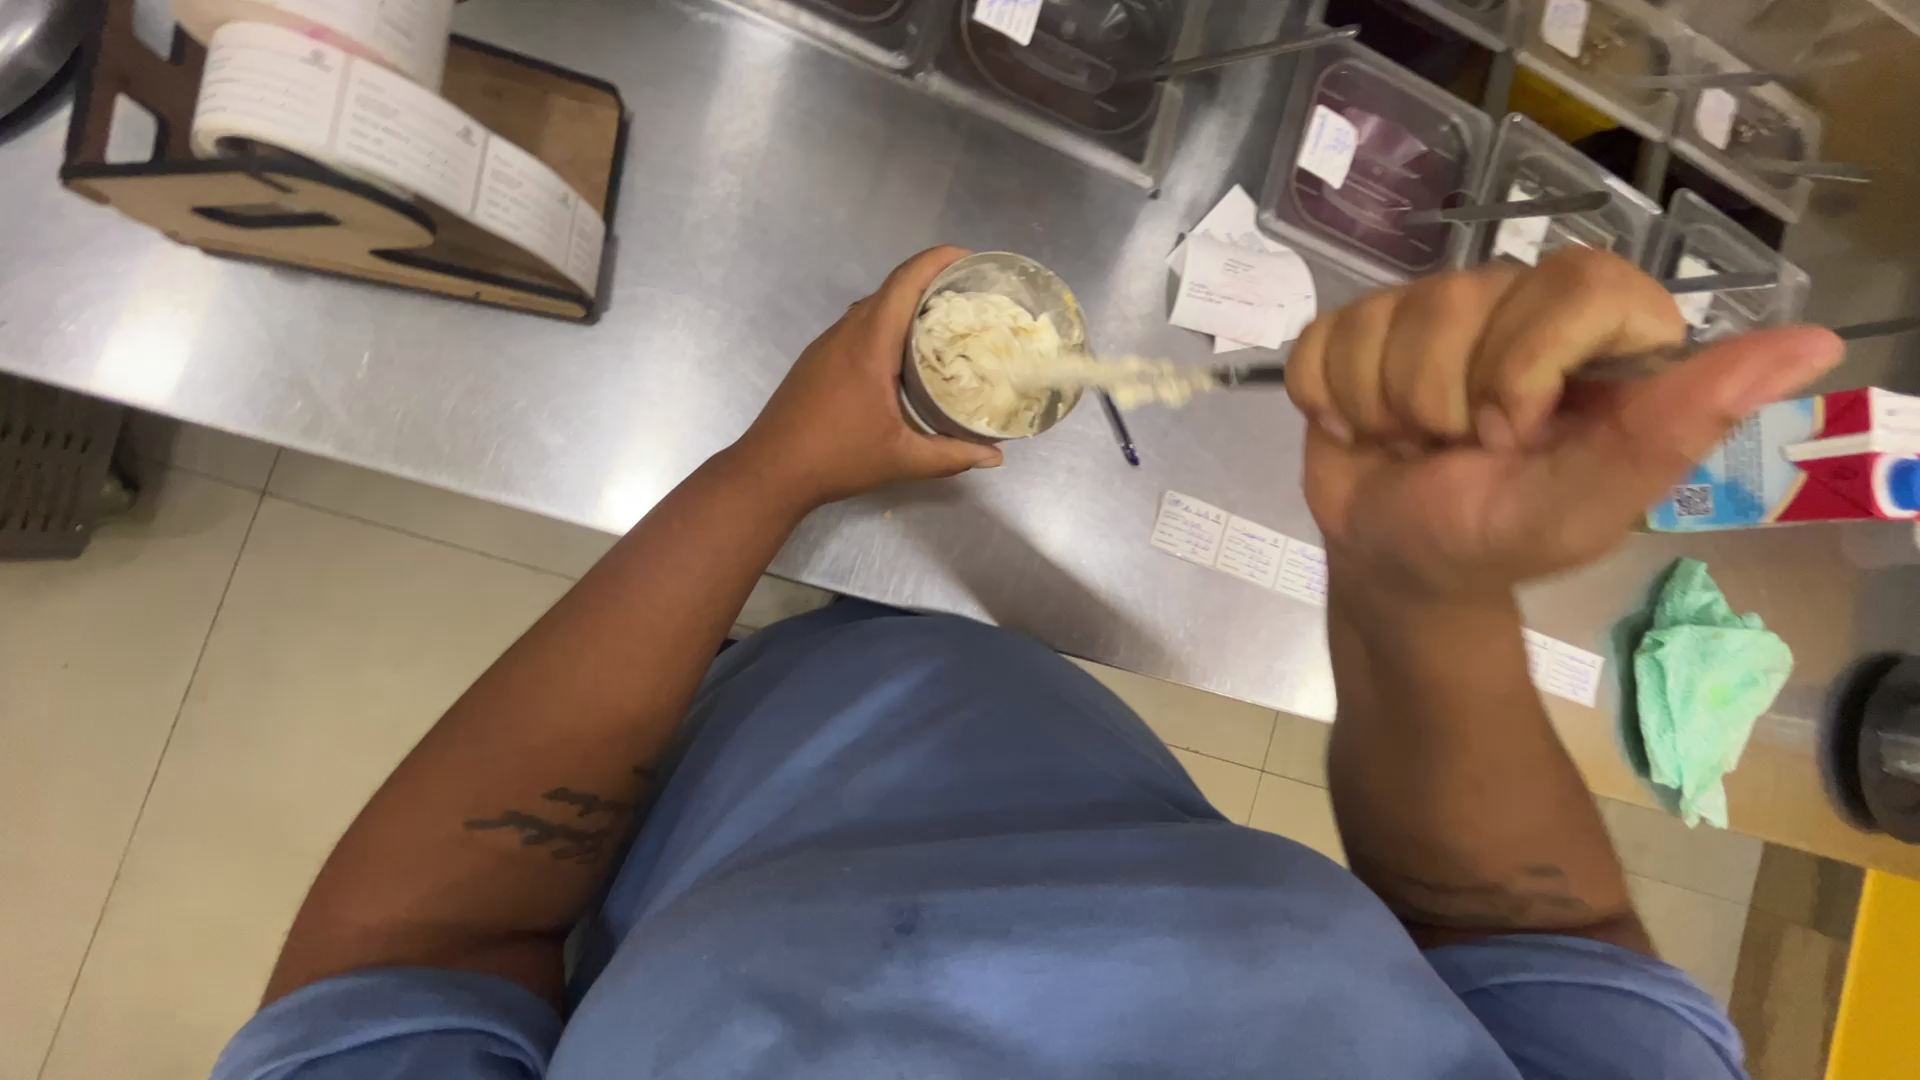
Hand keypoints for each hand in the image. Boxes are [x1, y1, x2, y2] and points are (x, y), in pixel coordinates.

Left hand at [732, 246, 1002, 508]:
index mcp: (868, 343)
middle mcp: (845, 333)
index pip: (905, 281)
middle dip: (931, 284)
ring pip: (872, 309)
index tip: (971, 259)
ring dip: (907, 308)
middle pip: (891, 290)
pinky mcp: (817, 361)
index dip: (939, 260)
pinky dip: (887, 328)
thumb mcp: (902, 459)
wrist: (770, 472)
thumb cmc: (836, 459)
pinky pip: (858, 329)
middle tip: (969, 300)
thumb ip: (952, 455)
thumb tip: (995, 458)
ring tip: (944, 326)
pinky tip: (904, 358)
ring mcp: (826, 345)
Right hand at [1285, 249, 1843, 599]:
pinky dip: (1322, 397)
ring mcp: (1423, 320)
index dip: (1520, 364)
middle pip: (1455, 297)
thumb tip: (1810, 346)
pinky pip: (1320, 338)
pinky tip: (1352, 428)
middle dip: (1433, 399)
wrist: (1390, 564)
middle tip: (1448, 450)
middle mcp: (1511, 311)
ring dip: (1374, 405)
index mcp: (1593, 342)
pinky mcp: (1353, 339)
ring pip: (1379, 316)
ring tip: (1398, 444)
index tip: (1508, 437)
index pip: (1573, 285)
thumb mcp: (1578, 506)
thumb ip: (1667, 431)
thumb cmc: (1485, 543)